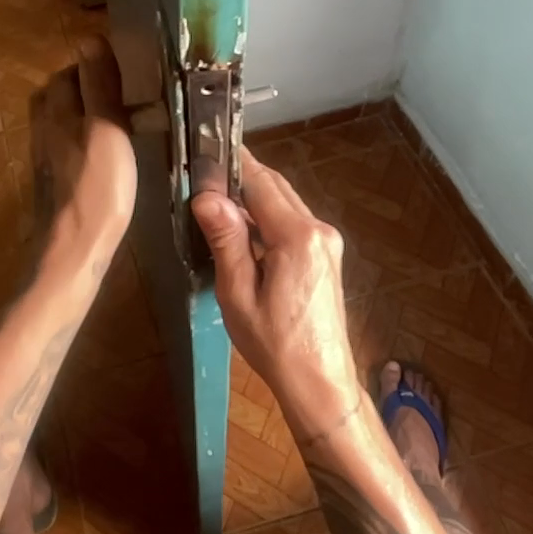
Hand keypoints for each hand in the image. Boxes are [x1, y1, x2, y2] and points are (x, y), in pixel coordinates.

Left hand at [29, 36, 137, 245]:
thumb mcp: (106, 130)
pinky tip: (101, 156)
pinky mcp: (52, 184)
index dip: (92, 67)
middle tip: (118, 92)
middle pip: (56, 96)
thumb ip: (98, 86)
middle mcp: (43, 131)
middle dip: (82, 88)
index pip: (68, 75)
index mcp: (56, 112)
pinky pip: (63, 148)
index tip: (122, 69)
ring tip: (113, 120)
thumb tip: (89, 38)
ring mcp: (45, 160)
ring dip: (80, 115)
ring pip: (57, 123)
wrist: (72, 251)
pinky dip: (80, 141)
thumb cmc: (95, 188)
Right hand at [192, 150, 363, 440]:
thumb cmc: (274, 344)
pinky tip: (244, 229)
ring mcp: (328, 242)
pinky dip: (268, 215)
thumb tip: (207, 197)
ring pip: (286, 202)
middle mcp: (319, 230)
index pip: (260, 182)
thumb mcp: (238, 294)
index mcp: (297, 237)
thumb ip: (226, 240)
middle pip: (276, 187)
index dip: (231, 165)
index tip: (205, 150)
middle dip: (241, 177)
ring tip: (218, 201)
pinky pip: (293, 220)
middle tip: (205, 174)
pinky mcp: (327, 254)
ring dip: (254, 196)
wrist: (319, 383)